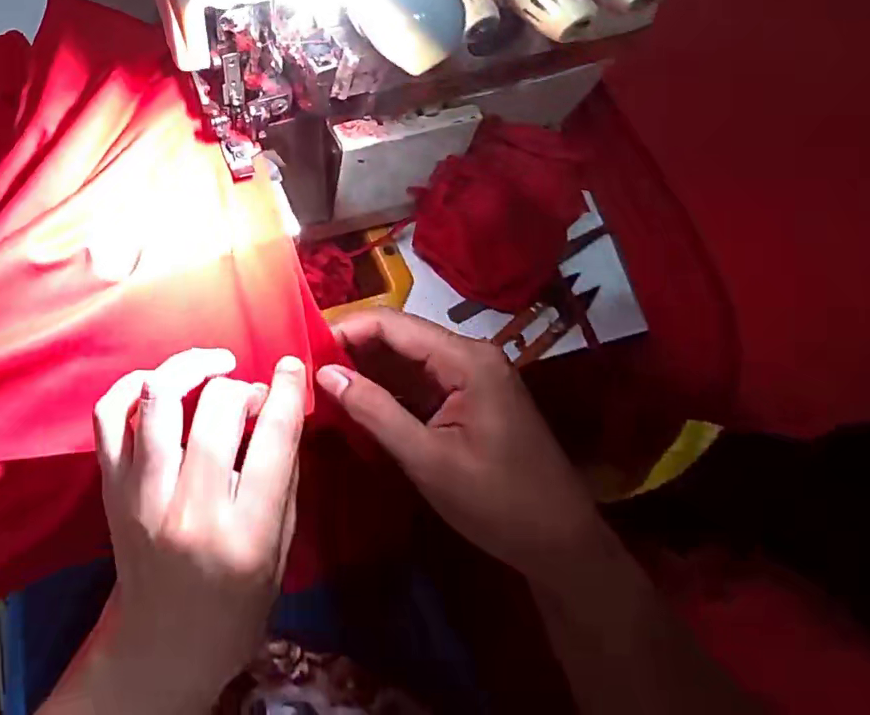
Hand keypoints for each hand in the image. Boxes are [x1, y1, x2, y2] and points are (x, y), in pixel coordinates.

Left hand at [71, 348, 306, 713]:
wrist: (160, 645)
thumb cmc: (233, 604)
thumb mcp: (278, 552)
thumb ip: (283, 479)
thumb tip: (277, 408)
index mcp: (243, 534)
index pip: (272, 441)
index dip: (284, 392)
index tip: (288, 366)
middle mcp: (188, 509)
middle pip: (216, 412)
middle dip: (239, 387)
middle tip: (249, 392)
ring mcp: (140, 494)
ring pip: (157, 401)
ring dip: (188, 367)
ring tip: (210, 365)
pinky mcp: (110, 486)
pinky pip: (108, 416)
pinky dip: (130, 386)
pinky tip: (157, 381)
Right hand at [316, 309, 602, 575]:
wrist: (563, 545)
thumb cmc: (499, 503)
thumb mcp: (428, 460)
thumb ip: (374, 411)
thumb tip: (324, 373)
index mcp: (466, 360)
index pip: (392, 323)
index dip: (346, 329)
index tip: (306, 348)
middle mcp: (469, 354)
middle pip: (398, 335)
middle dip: (352, 347)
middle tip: (307, 366)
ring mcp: (471, 375)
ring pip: (405, 357)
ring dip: (366, 367)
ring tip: (322, 380)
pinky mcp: (468, 396)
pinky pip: (418, 379)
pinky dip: (386, 386)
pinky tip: (357, 398)